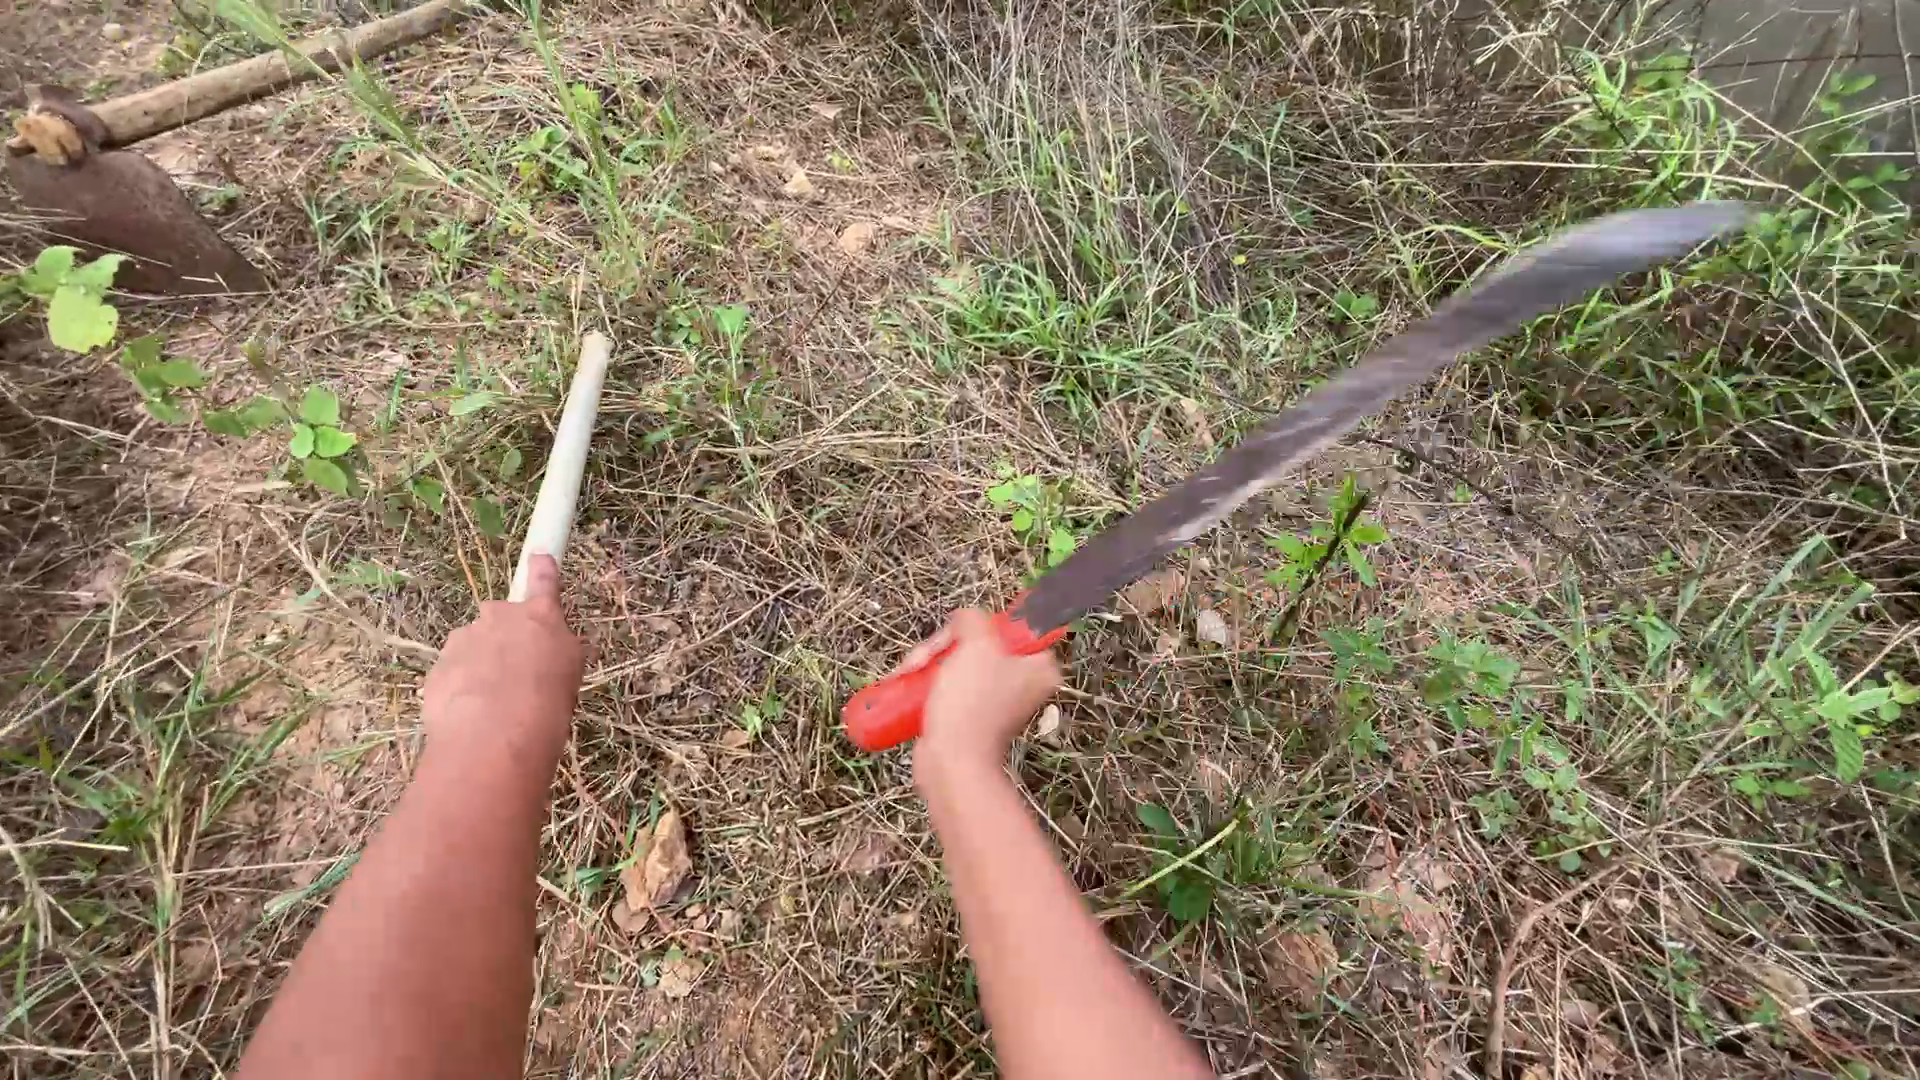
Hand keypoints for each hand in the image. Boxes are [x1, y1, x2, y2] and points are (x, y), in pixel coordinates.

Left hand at [422, 554, 582, 764]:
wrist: (495, 733)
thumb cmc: (548, 700)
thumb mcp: (571, 671)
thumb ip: (560, 649)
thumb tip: (557, 645)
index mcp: (540, 616)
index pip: (544, 581)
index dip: (543, 568)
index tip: (539, 555)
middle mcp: (500, 617)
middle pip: (501, 616)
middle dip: (506, 636)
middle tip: (518, 671)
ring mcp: (464, 639)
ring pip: (474, 644)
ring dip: (482, 662)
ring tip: (495, 700)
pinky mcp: (437, 665)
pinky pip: (454, 670)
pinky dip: (463, 685)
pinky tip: (474, 712)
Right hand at [911, 609, 1060, 783]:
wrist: (951, 762)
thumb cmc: (970, 703)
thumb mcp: (976, 644)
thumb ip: (975, 618)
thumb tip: (968, 617)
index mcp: (1039, 666)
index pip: (1016, 625)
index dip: (983, 624)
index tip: (960, 631)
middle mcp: (1022, 682)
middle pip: (980, 642)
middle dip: (943, 645)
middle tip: (926, 656)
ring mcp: (995, 699)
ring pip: (959, 660)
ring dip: (931, 660)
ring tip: (910, 671)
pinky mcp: (971, 713)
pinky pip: (950, 683)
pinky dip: (929, 679)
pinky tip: (908, 678)